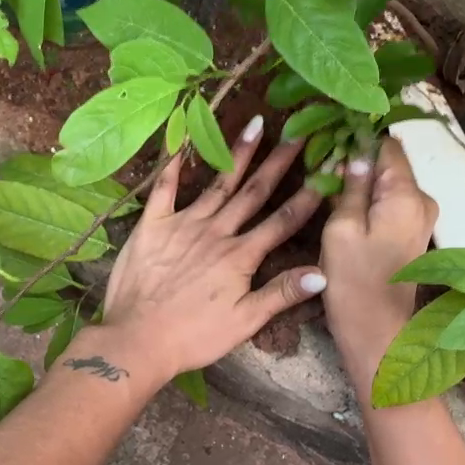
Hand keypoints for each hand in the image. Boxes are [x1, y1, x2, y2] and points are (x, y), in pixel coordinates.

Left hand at [91, 115, 326, 383]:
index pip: (282, 222)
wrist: (137, 340)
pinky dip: (174, 162)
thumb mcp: (245, 322)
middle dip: (279, 163)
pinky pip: (165, 187)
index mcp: (240, 256)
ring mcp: (183, 224)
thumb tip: (323, 273)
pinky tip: (183, 138)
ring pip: (218, 183)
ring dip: (239, 153)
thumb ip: (282, 293)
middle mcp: (216, 232)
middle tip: (298, 133)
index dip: (307, 197)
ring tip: (257, 124)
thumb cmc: (194, 337)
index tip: (327, 171)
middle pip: (254, 192)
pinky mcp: (152, 225)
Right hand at [320, 138, 438, 398]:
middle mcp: (421, 201)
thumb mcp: (341, 229)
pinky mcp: (410, 235)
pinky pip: (387, 204)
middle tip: (318, 161)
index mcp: (406, 194)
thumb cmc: (354, 284)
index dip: (356, 138)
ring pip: (386, 184)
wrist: (377, 335)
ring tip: (324, 181)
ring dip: (359, 181)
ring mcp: (418, 220)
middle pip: (387, 164)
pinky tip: (339, 205)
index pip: (386, 144)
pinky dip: (366, 200)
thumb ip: (350, 187)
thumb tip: (353, 154)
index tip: (327, 138)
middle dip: (355, 158)